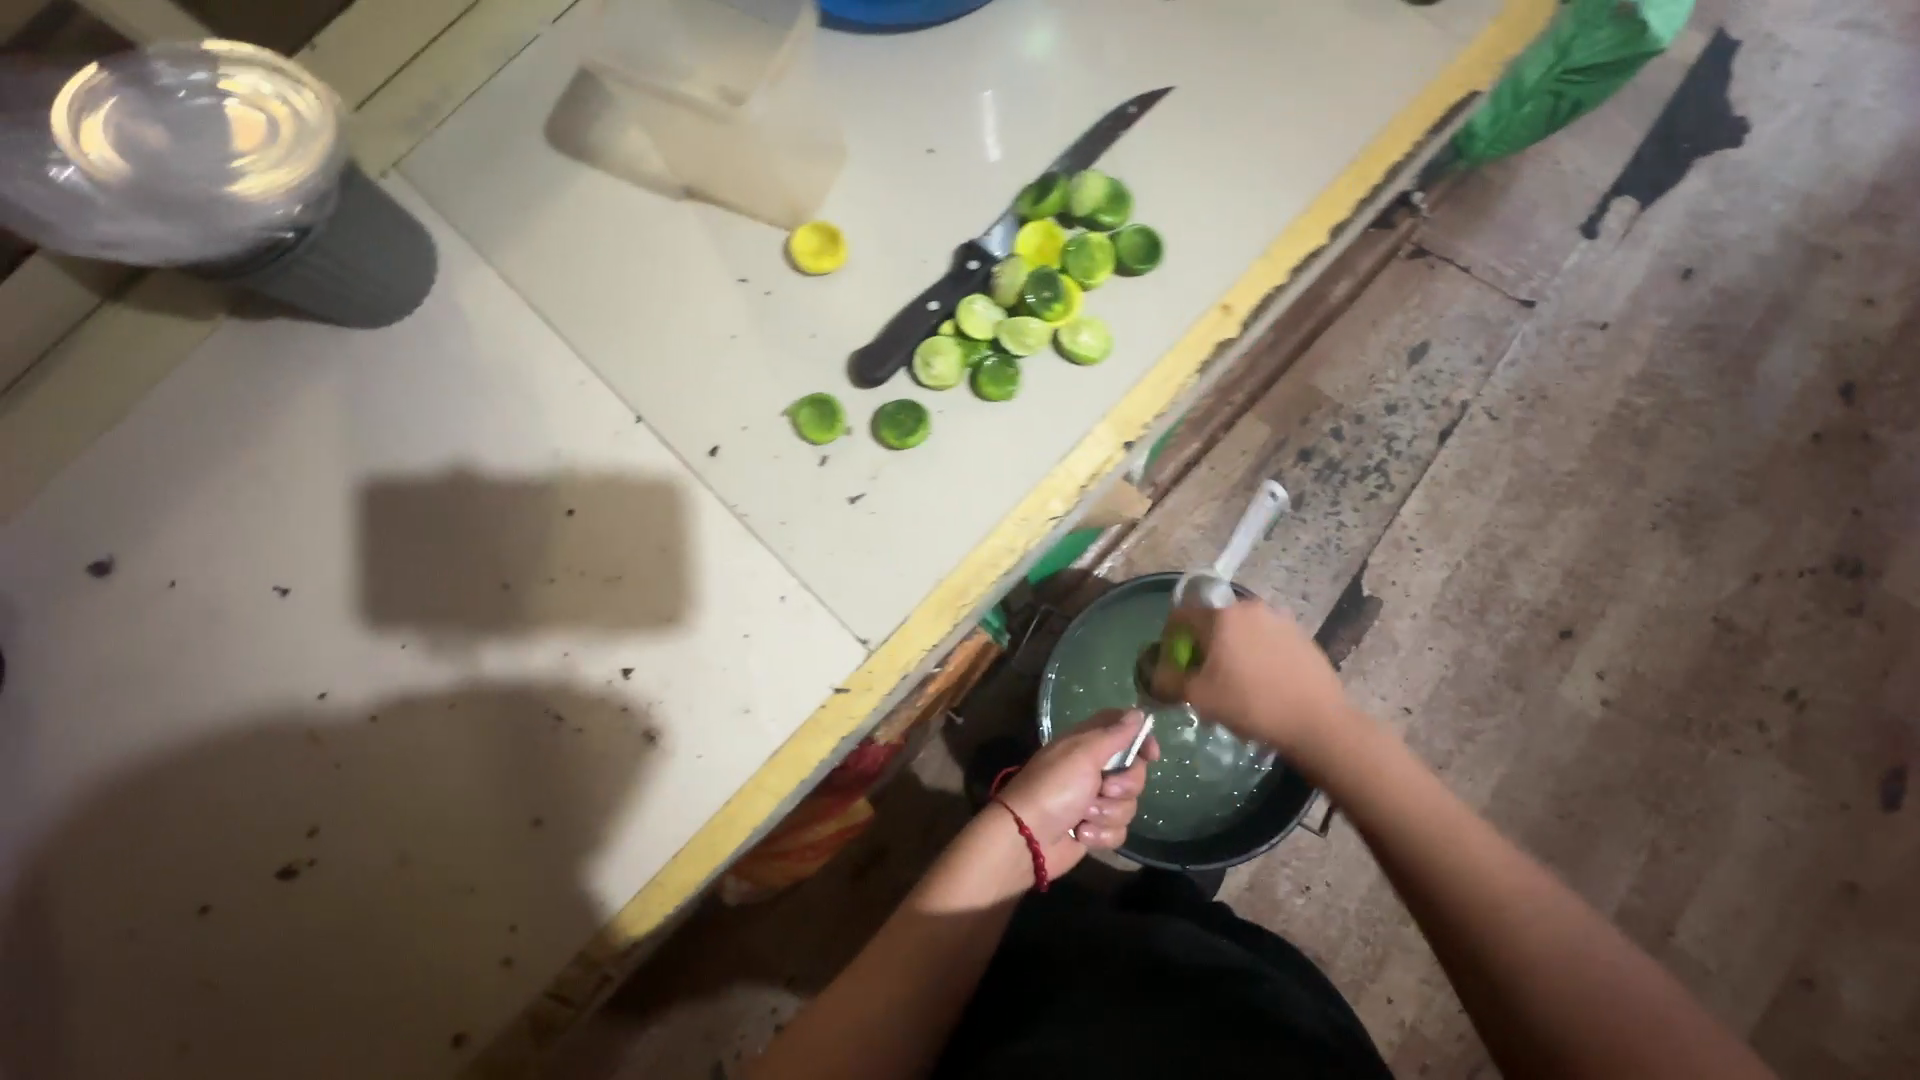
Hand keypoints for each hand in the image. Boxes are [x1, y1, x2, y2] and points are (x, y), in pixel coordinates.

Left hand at [991, 709, 1158, 876]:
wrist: (1027, 837)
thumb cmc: (1054, 788)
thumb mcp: (1083, 754)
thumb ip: (1114, 734)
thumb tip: (1138, 713)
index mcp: (1086, 744)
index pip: (1122, 730)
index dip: (1140, 739)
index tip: (1151, 755)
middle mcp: (1091, 769)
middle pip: (1133, 772)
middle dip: (1124, 786)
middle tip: (1103, 789)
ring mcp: (1093, 800)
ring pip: (1127, 805)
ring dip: (1107, 813)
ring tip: (1083, 816)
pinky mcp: (1093, 828)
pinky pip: (1118, 830)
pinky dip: (1101, 835)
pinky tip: (1081, 834)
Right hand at [1166, 599, 1356, 758]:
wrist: (1317, 722)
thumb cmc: (1250, 705)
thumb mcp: (1198, 698)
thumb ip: (1169, 681)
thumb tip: (1157, 675)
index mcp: (1221, 617)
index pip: (1181, 615)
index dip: (1171, 638)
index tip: (1175, 664)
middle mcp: (1250, 608)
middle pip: (1213, 622)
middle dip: (1204, 646)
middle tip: (1205, 677)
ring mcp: (1280, 619)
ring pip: (1241, 631)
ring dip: (1232, 650)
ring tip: (1237, 683)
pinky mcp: (1301, 635)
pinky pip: (1266, 640)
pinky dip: (1257, 654)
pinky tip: (1264, 683)